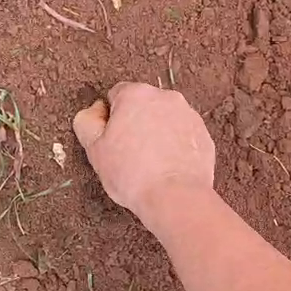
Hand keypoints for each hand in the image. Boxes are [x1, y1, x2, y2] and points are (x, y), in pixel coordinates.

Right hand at [72, 82, 216, 221]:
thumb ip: (86, 122)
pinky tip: (167, 167)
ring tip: (149, 164)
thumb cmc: (132, 173)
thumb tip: (94, 111)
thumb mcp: (94, 149)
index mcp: (136, 94)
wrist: (175, 196)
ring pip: (164, 119)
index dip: (109, 119)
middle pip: (142, 106)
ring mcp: (188, 115)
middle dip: (134, 124)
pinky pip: (182, 135)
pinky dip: (174, 146)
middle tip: (128, 154)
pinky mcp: (203, 134)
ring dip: (156, 134)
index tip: (111, 140)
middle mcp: (165, 97)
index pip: (116, 95)